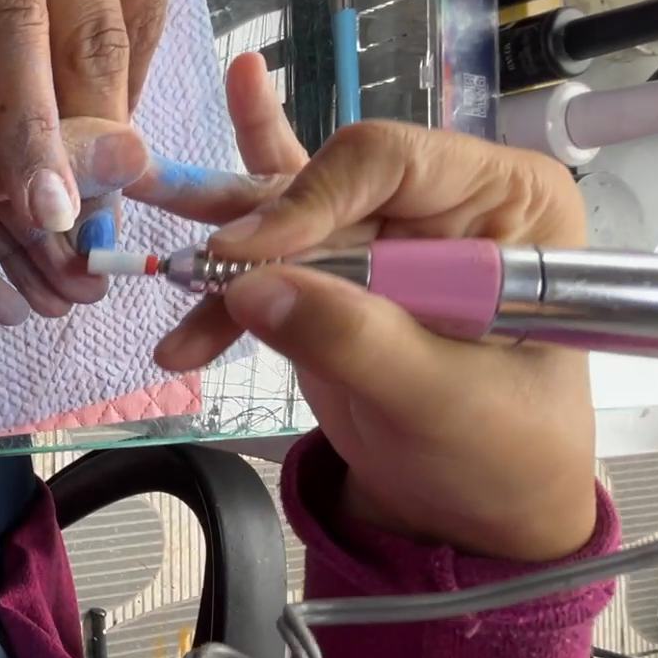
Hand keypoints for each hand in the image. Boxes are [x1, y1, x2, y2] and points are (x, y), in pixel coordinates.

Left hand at [0, 4, 147, 324]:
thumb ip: (45, 163)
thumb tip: (141, 151)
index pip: (36, 95)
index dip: (85, 157)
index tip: (122, 211)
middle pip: (6, 156)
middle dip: (51, 226)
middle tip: (95, 280)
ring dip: (14, 254)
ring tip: (65, 306)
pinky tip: (8, 309)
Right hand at [132, 55, 595, 562]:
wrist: (464, 495)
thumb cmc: (492, 446)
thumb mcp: (438, 398)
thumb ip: (350, 338)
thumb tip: (249, 289)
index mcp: (494, 200)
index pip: (382, 163)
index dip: (305, 199)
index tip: (241, 256)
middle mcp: (424, 203)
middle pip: (307, 189)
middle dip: (239, 230)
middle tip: (187, 270)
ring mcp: (361, 240)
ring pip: (262, 225)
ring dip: (208, 261)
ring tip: (163, 276)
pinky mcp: (314, 278)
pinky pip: (248, 269)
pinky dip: (208, 305)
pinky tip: (179, 342)